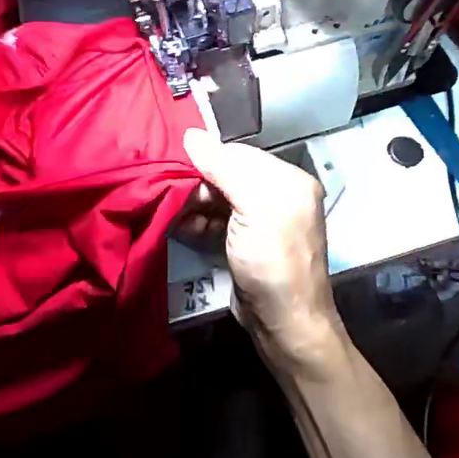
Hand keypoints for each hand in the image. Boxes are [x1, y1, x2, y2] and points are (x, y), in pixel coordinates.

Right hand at [182, 128, 347, 376]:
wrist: (284, 323)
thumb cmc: (273, 262)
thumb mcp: (253, 208)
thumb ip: (225, 168)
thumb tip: (192, 134)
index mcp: (288, 180)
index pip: (240, 154)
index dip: (207, 158)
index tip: (174, 165)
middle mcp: (278, 195)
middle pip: (227, 176)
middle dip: (198, 184)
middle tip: (169, 196)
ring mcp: (261, 221)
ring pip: (218, 199)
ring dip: (193, 206)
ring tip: (173, 215)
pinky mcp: (245, 243)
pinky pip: (218, 222)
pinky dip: (199, 224)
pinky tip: (182, 228)